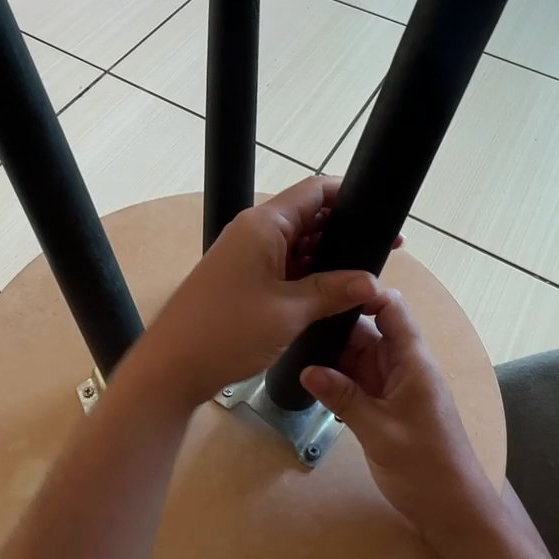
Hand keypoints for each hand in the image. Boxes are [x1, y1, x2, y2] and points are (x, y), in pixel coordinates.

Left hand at [128, 176, 383, 407]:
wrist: (172, 366)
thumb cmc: (228, 331)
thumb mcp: (289, 312)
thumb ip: (333, 291)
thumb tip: (373, 282)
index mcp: (263, 224)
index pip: (314, 191)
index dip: (349, 195)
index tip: (383, 210)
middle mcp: (254, 230)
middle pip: (307, 215)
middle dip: (345, 229)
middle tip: (387, 248)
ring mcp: (246, 253)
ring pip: (297, 242)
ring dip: (327, 255)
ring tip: (367, 271)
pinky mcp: (243, 276)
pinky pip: (283, 263)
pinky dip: (308, 272)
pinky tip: (335, 289)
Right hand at [298, 291, 491, 529]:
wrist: (454, 514)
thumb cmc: (426, 468)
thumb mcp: (380, 432)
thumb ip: (344, 398)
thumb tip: (306, 369)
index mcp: (412, 360)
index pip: (390, 307)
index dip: (363, 290)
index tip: (326, 285)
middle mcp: (402, 364)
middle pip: (367, 327)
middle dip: (336, 321)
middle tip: (295, 315)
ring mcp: (392, 384)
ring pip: (358, 353)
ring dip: (332, 350)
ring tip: (293, 339)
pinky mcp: (383, 404)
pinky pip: (357, 378)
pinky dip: (336, 375)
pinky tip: (308, 372)